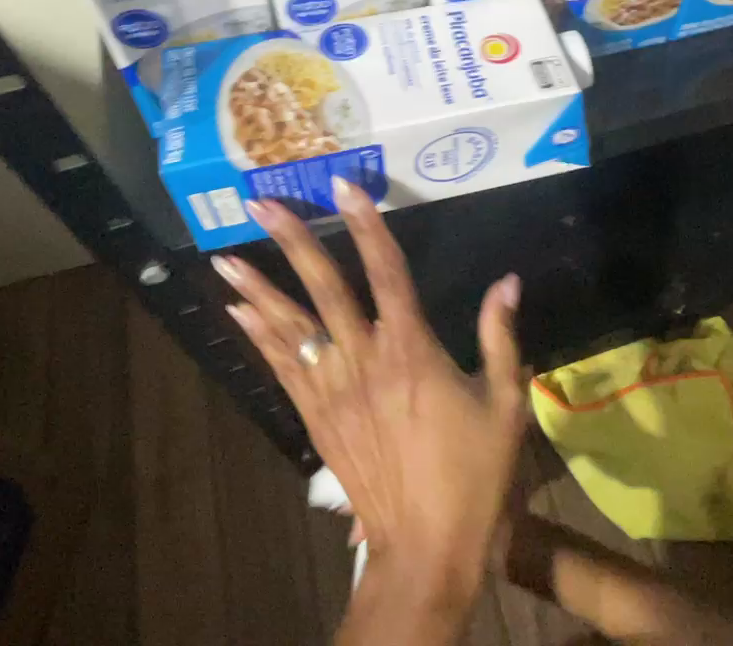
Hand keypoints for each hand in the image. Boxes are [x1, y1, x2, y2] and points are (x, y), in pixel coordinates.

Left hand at [215, 180, 527, 641]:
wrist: (426, 545)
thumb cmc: (474, 472)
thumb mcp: (505, 402)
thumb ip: (499, 336)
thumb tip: (508, 281)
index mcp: (413, 350)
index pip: (388, 271)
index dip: (366, 226)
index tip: (345, 187)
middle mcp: (365, 360)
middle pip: (325, 289)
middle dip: (293, 242)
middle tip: (262, 204)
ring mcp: (334, 390)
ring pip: (291, 328)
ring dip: (258, 289)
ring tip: (224, 257)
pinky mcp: (317, 418)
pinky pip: (282, 368)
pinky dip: (260, 337)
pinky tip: (238, 313)